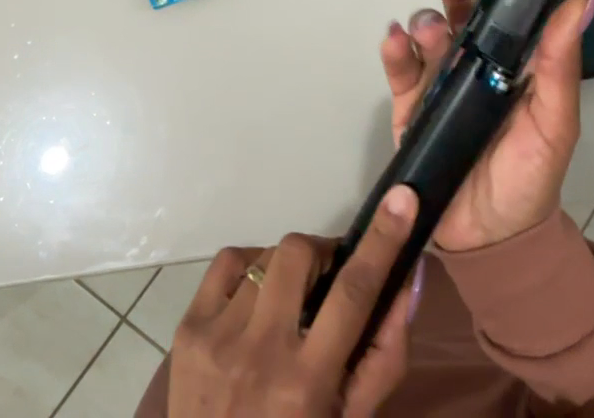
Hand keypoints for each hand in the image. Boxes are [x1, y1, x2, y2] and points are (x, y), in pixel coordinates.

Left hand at [168, 187, 419, 416]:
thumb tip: (405, 278)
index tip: (403, 197)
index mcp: (308, 381)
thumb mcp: (352, 417)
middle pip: (298, 253)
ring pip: (265, 256)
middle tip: (327, 279)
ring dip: (287, 269)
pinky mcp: (188, 329)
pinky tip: (256, 298)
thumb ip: (384, 353)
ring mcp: (217, 337)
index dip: (382, 239)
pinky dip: (251, 267)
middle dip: (321, 254)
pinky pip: (228, 262)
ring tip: (287, 303)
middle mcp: (260, 351)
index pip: (354, 292)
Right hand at [379, 0, 593, 252]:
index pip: (512, 0)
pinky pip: (400, 68)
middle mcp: (478, 58)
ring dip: (428, 18)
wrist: (489, 238)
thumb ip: (561, 66)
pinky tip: (398, 39)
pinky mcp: (411, 103)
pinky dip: (396, 49)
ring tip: (431, 28)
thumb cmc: (530, 178)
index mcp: (518, 58)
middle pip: (465, 6)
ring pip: (430, 31)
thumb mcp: (556, 124)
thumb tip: (577, 1)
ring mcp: (441, 78)